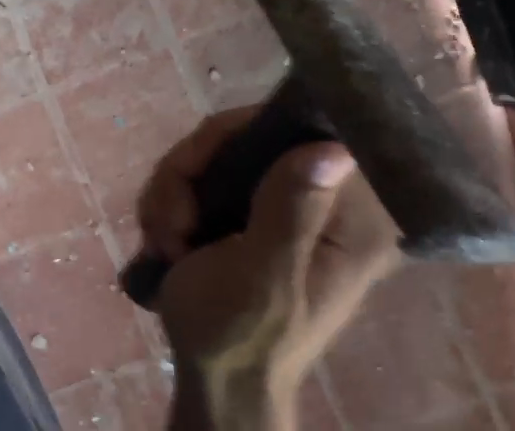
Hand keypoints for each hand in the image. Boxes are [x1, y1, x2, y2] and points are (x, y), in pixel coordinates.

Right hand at [140, 109, 401, 427]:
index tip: (188, 168)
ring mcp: (280, 211)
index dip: (232, 136)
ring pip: (207, 162)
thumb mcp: (264, 273)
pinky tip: (166, 241)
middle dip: (186, 177)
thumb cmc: (242, 332)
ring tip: (166, 241)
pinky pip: (194, 183)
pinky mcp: (247, 221)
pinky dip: (169, 207)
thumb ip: (292, 210)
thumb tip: (335, 147)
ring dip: (170, 197)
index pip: (295, 133)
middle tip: (170, 221)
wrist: (216, 380)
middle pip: (238, 142)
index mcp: (347, 222)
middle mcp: (320, 207)